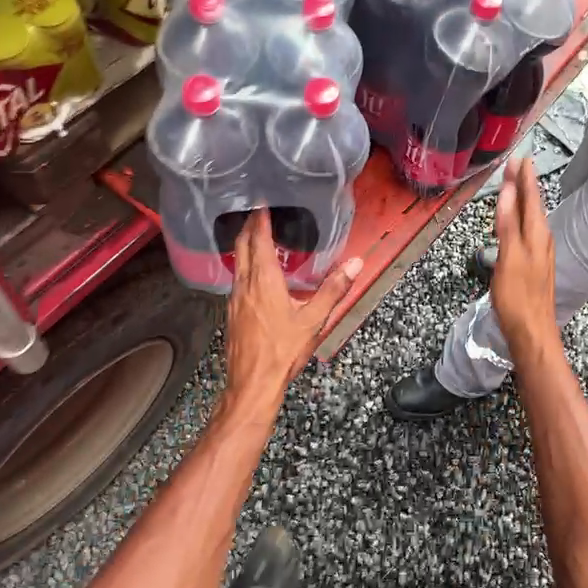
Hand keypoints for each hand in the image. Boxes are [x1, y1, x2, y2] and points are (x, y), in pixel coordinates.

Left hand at [223, 209, 359, 411]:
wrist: (252, 383)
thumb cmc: (283, 351)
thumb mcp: (314, 320)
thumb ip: (333, 289)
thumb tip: (355, 264)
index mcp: (264, 281)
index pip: (259, 241)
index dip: (260, 220)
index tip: (263, 204)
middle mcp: (244, 285)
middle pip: (242, 247)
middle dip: (249, 228)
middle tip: (257, 214)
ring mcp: (235, 300)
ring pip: (236, 263)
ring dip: (245, 246)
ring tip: (256, 237)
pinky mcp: (232, 314)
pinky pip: (236, 280)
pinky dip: (244, 266)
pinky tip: (254, 274)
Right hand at [489, 156, 557, 351]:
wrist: (532, 331)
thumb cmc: (518, 298)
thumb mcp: (509, 258)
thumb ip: (508, 224)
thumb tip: (507, 192)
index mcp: (536, 236)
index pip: (530, 199)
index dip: (524, 178)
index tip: (520, 158)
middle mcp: (541, 240)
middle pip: (532, 206)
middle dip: (524, 185)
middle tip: (516, 165)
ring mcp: (539, 253)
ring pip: (531, 219)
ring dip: (522, 201)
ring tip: (514, 185)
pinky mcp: (534, 264)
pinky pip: (528, 232)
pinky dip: (520, 219)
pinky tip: (515, 222)